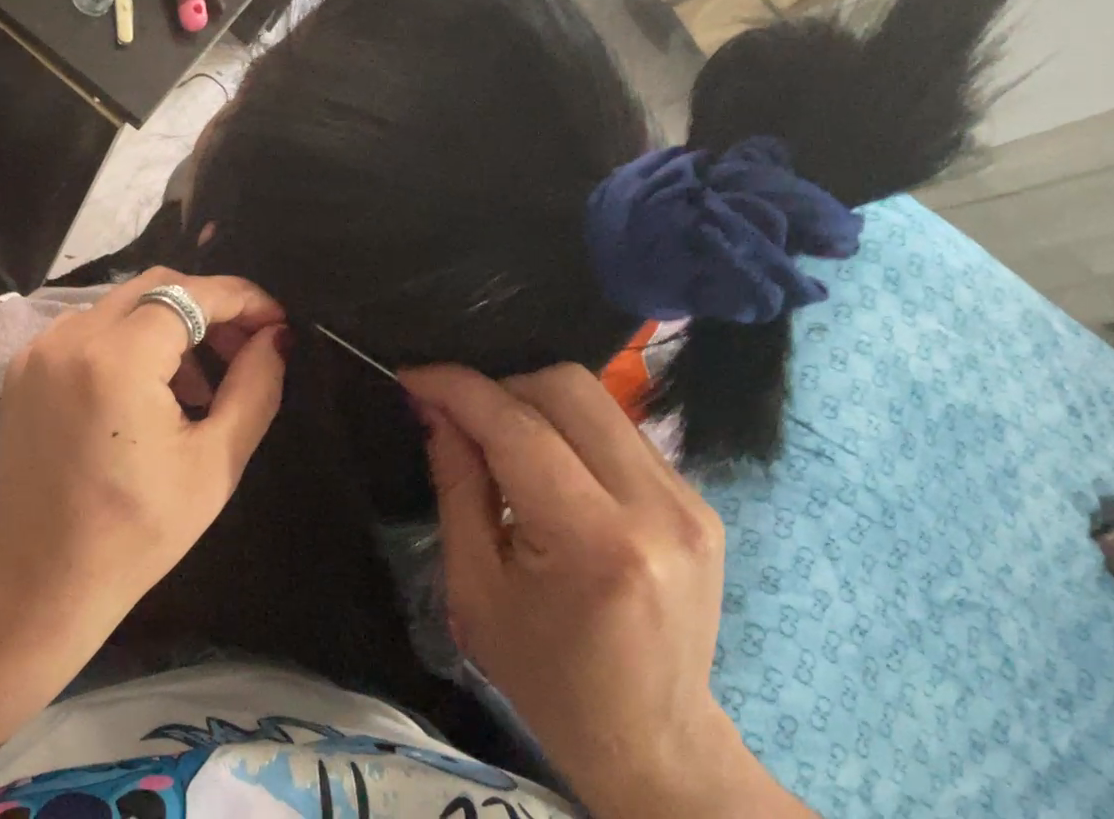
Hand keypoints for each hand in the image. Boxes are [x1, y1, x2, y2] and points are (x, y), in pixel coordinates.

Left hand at [0, 267, 288, 617]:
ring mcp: (38, 352)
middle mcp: (69, 338)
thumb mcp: (216, 461)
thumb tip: (275, 336)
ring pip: (120, 305)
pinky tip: (147, 392)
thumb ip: (255, 386)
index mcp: (116, 359)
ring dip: (168, 326)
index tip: (276, 321)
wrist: (46, 579)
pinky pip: (87, 330)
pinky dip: (127, 342)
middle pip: (154, 287)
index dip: (242, 298)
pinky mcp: (21, 371)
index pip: (190, 294)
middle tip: (244, 349)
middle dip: (207, 307)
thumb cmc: (140, 531)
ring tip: (197, 386)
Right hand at [403, 364, 807, 817]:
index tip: (413, 377)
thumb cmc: (546, 675)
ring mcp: (689, 500)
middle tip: (457, 418)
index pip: (517, 426)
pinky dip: (570, 431)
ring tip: (498, 445)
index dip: (458, 389)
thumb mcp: (475, 588)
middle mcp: (655, 506)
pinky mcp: (700, 502)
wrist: (650, 736)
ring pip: (598, 401)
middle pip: (568, 388)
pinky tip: (547, 471)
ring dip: (534, 406)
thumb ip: (458, 486)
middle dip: (499, 387)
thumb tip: (436, 412)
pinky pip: (619, 432)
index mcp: (593, 541)